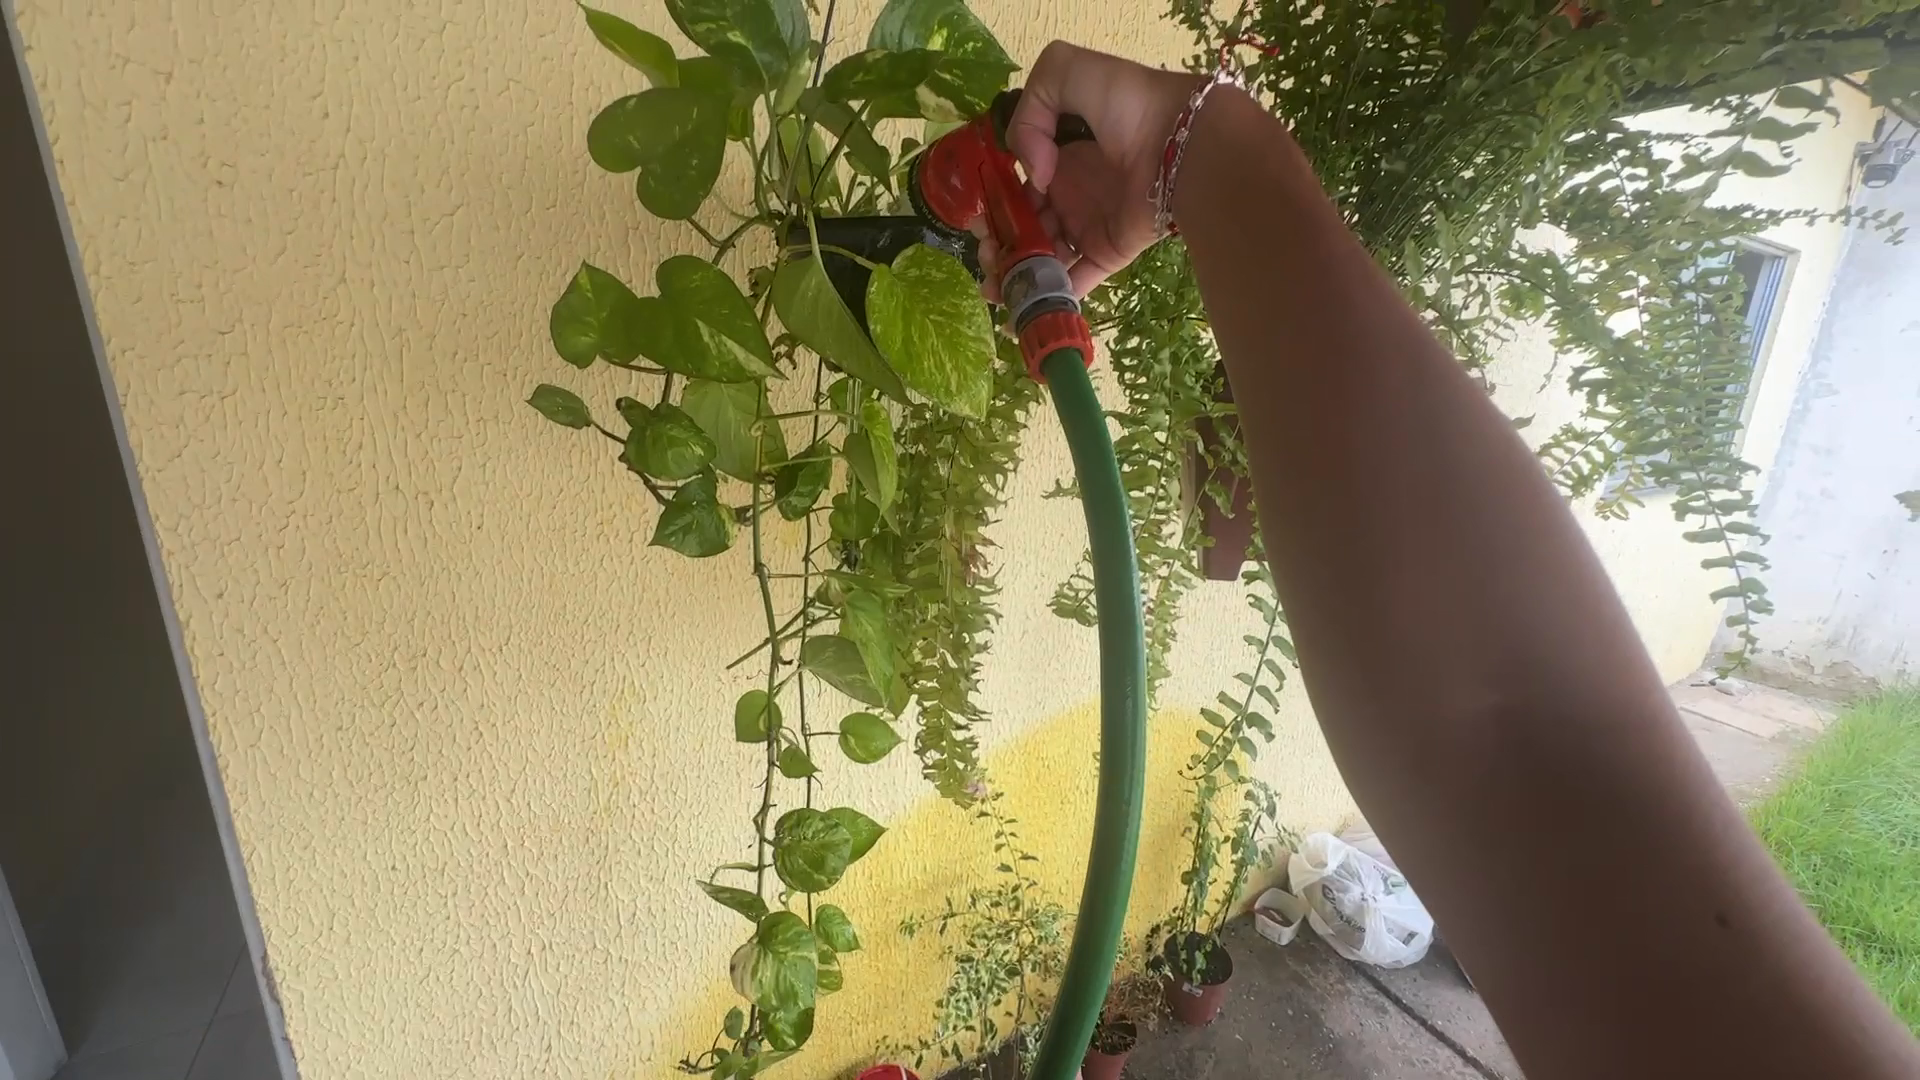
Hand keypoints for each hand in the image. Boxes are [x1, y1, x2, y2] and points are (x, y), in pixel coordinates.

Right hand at [981, 42, 1196, 297]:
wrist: (1179, 139)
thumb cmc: (1126, 102)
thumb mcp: (1065, 72)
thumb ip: (1030, 110)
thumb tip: (1033, 176)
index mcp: (1056, 162)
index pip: (1017, 193)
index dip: (994, 209)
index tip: (978, 224)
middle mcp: (1069, 198)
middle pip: (1025, 232)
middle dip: (1000, 249)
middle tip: (988, 259)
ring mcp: (1088, 228)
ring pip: (1043, 260)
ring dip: (1016, 277)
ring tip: (998, 288)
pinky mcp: (1107, 254)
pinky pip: (1076, 282)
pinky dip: (1052, 297)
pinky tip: (1025, 306)